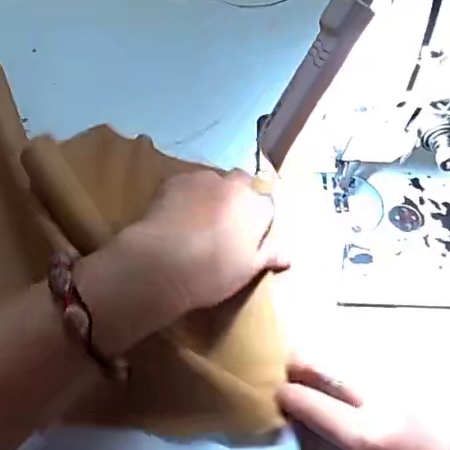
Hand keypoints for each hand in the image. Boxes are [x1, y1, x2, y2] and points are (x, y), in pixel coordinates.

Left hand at [81, 170, 284, 351]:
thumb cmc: (213, 271)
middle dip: (236, 198)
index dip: (257, 216)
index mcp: (257, 204)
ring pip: (212, 183)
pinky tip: (175, 219)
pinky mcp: (173, 180)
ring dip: (209, 196)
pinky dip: (185, 198)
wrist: (162, 264)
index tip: (248, 233)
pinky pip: (186, 186)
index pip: (266, 201)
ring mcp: (201, 178)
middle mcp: (233, 183)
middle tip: (223, 226)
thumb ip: (268, 254)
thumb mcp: (248, 269)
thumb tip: (287, 254)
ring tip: (195, 223)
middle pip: (241, 184)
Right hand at [277, 360, 449, 449]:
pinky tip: (359, 386)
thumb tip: (320, 436)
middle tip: (289, 368)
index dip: (288, 396)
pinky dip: (361, 374)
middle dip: (303, 363)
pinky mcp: (427, 391)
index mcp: (368, 438)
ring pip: (356, 364)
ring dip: (332, 365)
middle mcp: (384, 404)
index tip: (277, 394)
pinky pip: (382, 373)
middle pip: (331, 366)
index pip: (313, 403)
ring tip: (319, 374)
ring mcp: (407, 393)